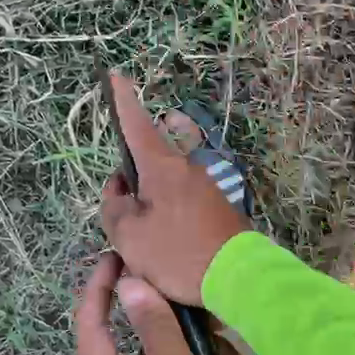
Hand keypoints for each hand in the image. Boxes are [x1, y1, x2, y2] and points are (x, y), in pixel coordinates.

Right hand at [101, 73, 249, 304]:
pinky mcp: (216, 207)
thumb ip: (114, 209)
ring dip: (149, 206)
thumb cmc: (179, 254)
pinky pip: (180, 204)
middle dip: (129, 184)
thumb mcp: (129, 237)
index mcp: (162, 166)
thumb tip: (119, 192)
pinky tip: (168, 250)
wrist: (240, 278)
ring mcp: (205, 186)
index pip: (136, 124)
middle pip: (146, 164)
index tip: (115, 76)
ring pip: (163, 187)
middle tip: (123, 221)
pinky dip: (167, 218)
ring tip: (146, 246)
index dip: (122, 100)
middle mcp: (185, 168)